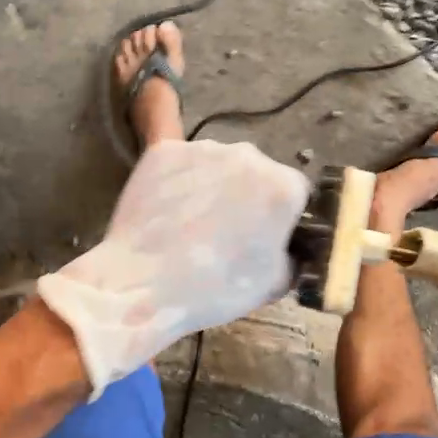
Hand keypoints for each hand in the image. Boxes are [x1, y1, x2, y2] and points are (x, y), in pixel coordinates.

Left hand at [38, 140, 308, 397]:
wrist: (143, 286)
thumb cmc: (216, 289)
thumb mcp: (276, 283)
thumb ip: (293, 252)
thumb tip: (289, 242)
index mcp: (284, 185)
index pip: (294, 192)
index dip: (280, 217)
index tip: (262, 237)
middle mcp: (248, 154)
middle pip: (255, 172)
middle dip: (246, 195)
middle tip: (224, 233)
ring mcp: (202, 148)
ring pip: (217, 164)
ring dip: (212, 185)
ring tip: (190, 224)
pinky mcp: (162, 149)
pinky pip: (179, 163)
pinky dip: (178, 181)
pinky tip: (167, 210)